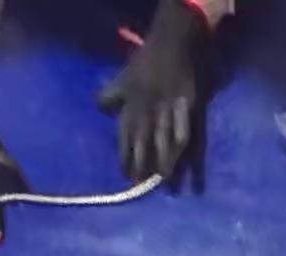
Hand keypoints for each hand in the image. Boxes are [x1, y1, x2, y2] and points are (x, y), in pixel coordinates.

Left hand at [98, 0, 211, 183]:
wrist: (172, 42)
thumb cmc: (147, 63)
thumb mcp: (124, 77)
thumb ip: (112, 94)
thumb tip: (99, 107)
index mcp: (131, 105)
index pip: (124, 137)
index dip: (124, 157)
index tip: (124, 174)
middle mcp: (147, 111)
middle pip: (143, 144)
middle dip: (141, 166)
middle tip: (142, 184)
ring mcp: (166, 110)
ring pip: (163, 142)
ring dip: (163, 162)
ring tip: (164, 181)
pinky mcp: (185, 107)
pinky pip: (184, 132)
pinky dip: (184, 150)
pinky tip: (186, 164)